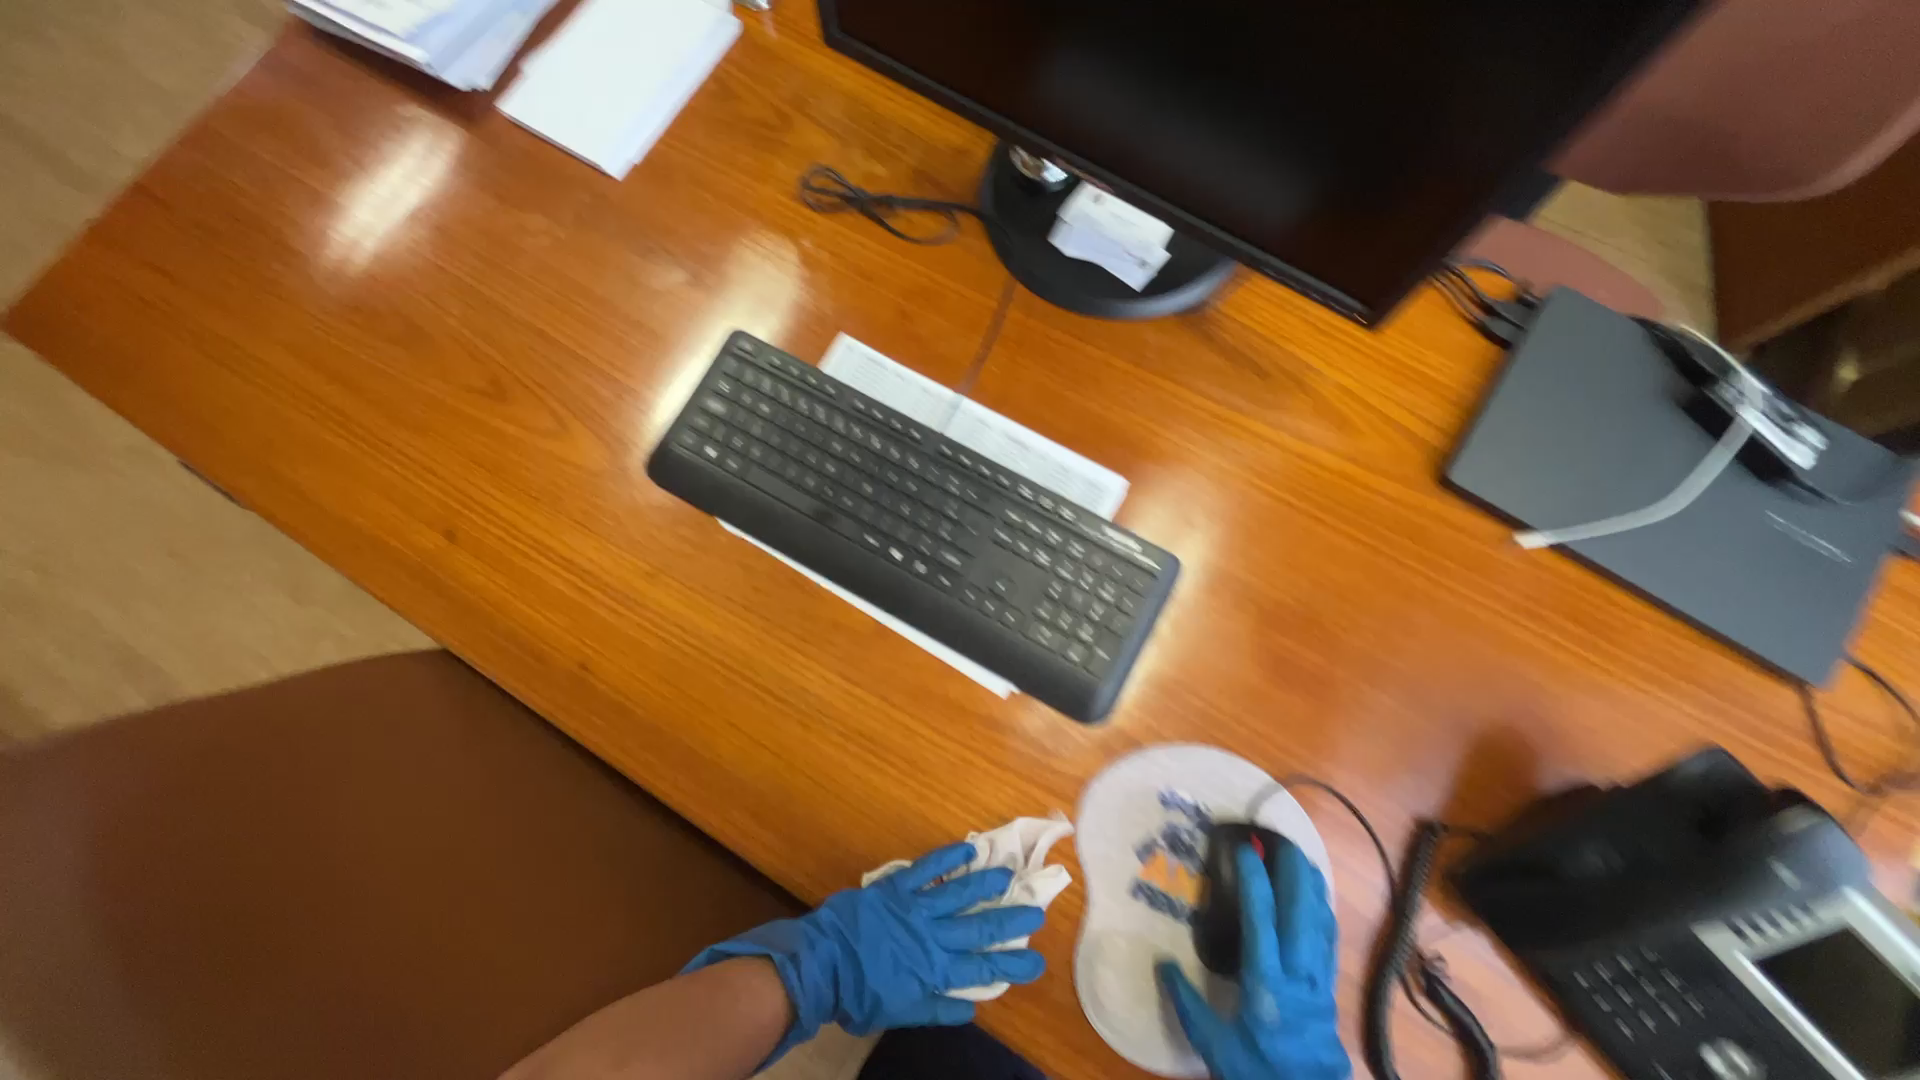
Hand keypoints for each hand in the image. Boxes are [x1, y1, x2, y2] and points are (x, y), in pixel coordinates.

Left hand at [684, 842, 1046, 1063]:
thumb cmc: (858, 995)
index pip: (982, 970)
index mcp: (934, 971)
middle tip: (1037, 913)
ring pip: (958, 894)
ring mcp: (915, 909)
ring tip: (1010, 875)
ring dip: (985, 885)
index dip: (1011, 966)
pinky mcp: (897, 889)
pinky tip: (968, 849)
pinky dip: (948, 858)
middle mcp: (931, 937)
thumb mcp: (899, 1013)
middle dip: (1009, 922)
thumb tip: (972, 1007)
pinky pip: (927, 870)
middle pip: (978, 929)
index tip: (1038, 963)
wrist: (820, 966)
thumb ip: (936, 1009)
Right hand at [1157, 842, 1350, 1079]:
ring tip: (1300, 853)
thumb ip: (1185, 1000)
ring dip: (1311, 884)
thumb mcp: (1213, 1042)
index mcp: (1266, 982)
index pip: (1262, 918)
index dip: (1255, 879)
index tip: (1244, 848)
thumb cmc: (1256, 1069)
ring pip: (1320, 920)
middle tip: (1279, 837)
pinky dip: (1323, 909)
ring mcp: (1318, 978)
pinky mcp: (1329, 986)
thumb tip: (1161, 963)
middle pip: (1301, 910)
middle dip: (1292, 870)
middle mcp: (1298, 972)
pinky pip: (1329, 938)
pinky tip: (1319, 895)